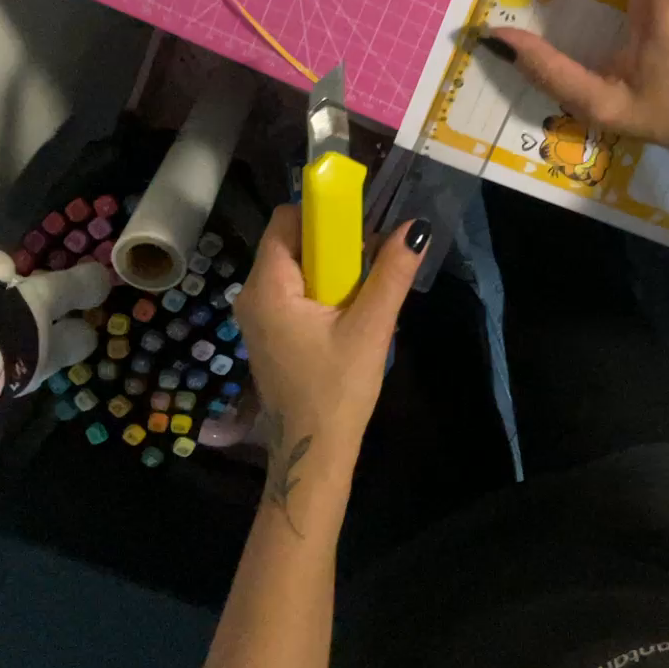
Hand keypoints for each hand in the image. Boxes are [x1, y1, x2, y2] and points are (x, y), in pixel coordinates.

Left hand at [233, 207, 429, 454]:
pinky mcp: (269, 332)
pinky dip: (321, 289)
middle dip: (333, 243)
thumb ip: (392, 273)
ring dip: (331, 268)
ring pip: (295, 267)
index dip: (323, 213)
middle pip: (291, 242)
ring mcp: (257, 316)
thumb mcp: (371, 328)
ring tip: (364, 290)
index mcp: (267, 287)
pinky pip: (293, 291)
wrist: (313, 454)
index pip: (286, 219)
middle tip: (370, 260)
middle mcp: (252, 295)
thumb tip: (416, 228)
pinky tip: (349, 311)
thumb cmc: (338, 390)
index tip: (360, 223)